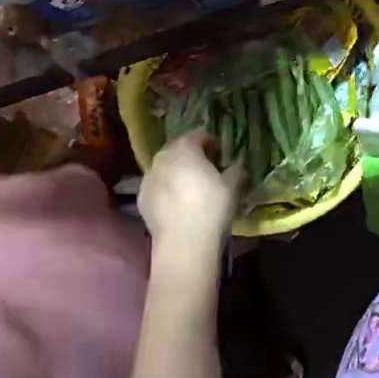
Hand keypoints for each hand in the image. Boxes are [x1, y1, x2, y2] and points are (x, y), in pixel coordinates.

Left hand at [138, 131, 243, 263]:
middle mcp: (162, 157)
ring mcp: (148, 177)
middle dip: (190, 154)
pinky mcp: (141, 197)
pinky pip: (157, 186)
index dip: (210, 141)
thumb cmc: (211, 207)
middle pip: (177, 149)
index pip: (198, 135)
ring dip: (176, 171)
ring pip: (164, 167)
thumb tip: (237, 165)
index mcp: (185, 148)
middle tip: (205, 167)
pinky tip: (176, 202)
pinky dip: (166, 188)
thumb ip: (235, 169)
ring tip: (190, 186)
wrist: (183, 242)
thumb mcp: (232, 186)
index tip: (219, 152)